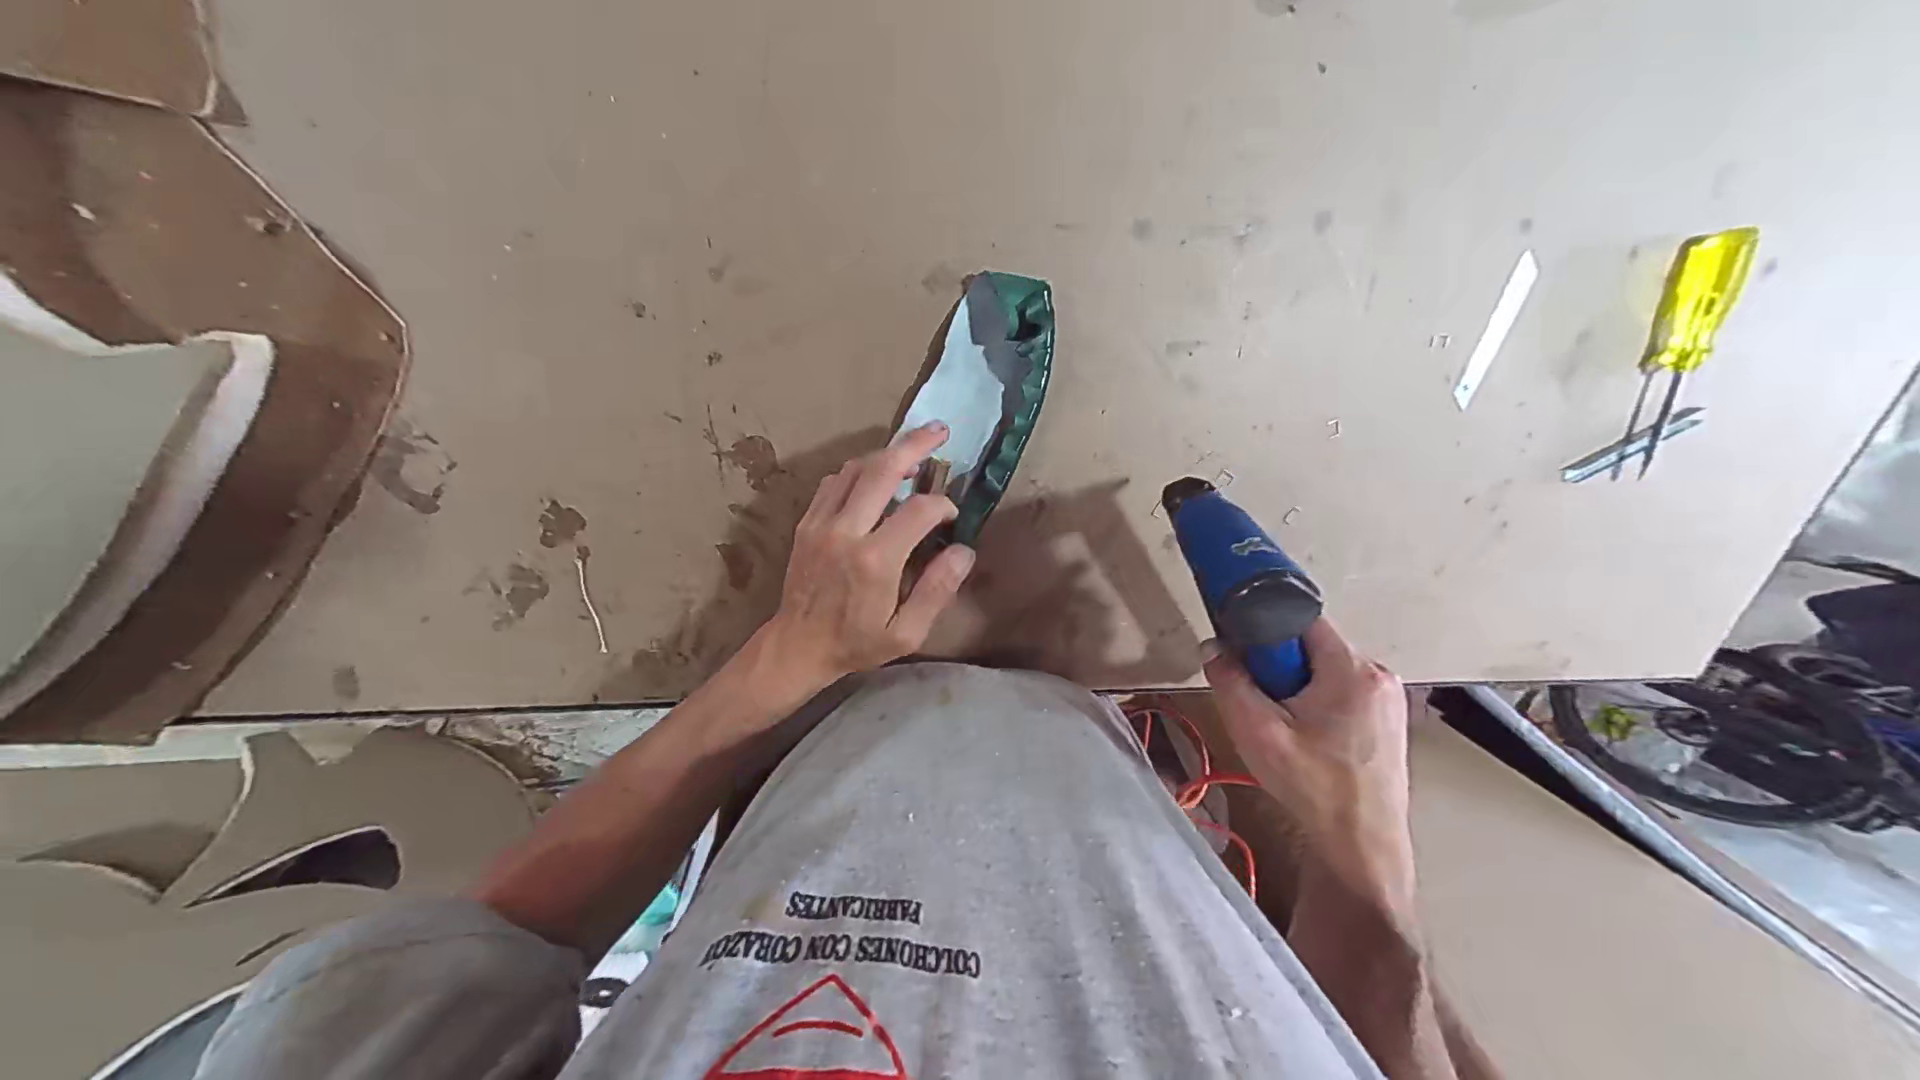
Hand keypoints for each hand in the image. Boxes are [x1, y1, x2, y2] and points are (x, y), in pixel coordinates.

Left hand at [742, 423, 975, 706]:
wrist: (797, 646)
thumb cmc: (856, 643)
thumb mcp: (906, 633)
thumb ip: (937, 590)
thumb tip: (964, 550)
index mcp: (875, 561)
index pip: (919, 510)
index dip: (943, 504)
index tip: (952, 516)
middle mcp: (846, 531)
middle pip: (882, 469)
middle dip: (915, 444)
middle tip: (939, 430)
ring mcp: (820, 523)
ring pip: (855, 468)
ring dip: (886, 453)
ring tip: (911, 450)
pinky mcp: (806, 522)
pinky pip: (833, 481)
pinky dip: (858, 471)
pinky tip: (874, 477)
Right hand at [1203, 619, 1416, 909]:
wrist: (1361, 845)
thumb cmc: (1316, 790)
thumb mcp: (1257, 732)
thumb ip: (1230, 682)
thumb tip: (1213, 648)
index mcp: (1354, 670)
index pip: (1302, 617)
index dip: (1265, 628)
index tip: (1243, 651)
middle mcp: (1378, 676)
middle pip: (1311, 643)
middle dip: (1277, 664)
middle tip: (1263, 700)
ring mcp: (1386, 697)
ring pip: (1323, 667)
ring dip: (1294, 684)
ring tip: (1284, 723)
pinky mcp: (1385, 717)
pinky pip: (1339, 688)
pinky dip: (1314, 700)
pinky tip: (1304, 734)